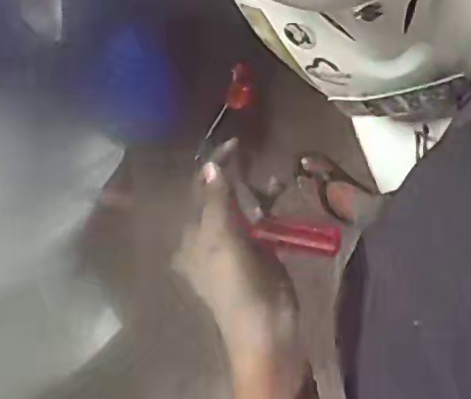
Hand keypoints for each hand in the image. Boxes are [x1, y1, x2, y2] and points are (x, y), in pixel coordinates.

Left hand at [173, 159, 304, 398]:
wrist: (266, 329)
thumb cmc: (236, 284)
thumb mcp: (221, 239)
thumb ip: (215, 200)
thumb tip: (208, 164)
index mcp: (192, 237)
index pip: (198, 190)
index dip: (213, 164)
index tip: (235, 141)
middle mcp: (208, 237)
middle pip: (218, 194)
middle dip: (233, 173)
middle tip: (251, 151)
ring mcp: (234, 242)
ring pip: (241, 203)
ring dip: (253, 187)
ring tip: (271, 178)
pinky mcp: (258, 248)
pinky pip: (259, 216)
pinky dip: (268, 202)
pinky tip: (278, 192)